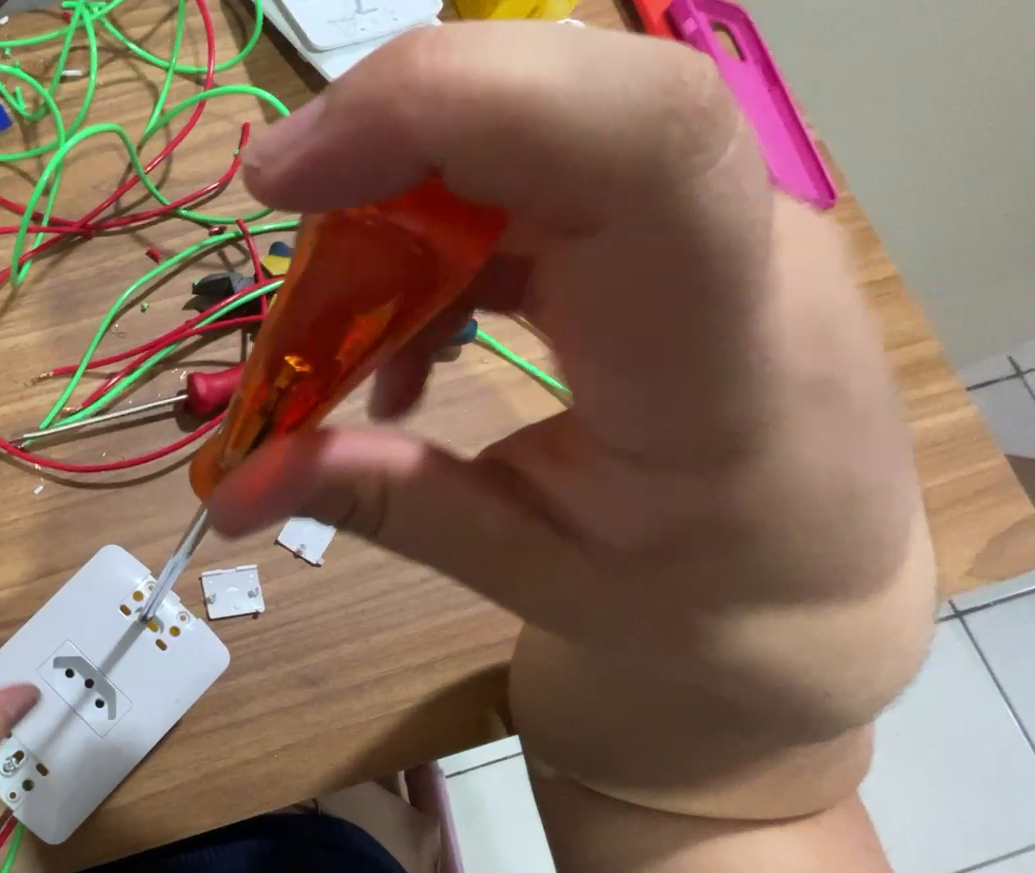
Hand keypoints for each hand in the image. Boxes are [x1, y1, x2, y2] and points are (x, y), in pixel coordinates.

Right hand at [212, 24, 935, 819]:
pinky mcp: (661, 234)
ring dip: (390, 223)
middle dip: (380, 167)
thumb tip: (231, 492)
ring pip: (523, 138)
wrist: (803, 600)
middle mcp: (737, 246)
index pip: (633, 140)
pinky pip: (522, 191)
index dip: (443, 104)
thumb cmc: (689, 606)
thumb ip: (381, 505)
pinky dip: (427, 255)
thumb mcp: (524, 571)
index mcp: (719, 354)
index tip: (282, 177)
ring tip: (333, 345)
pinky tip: (401, 353)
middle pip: (550, 107)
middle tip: (290, 284)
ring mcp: (704, 224)